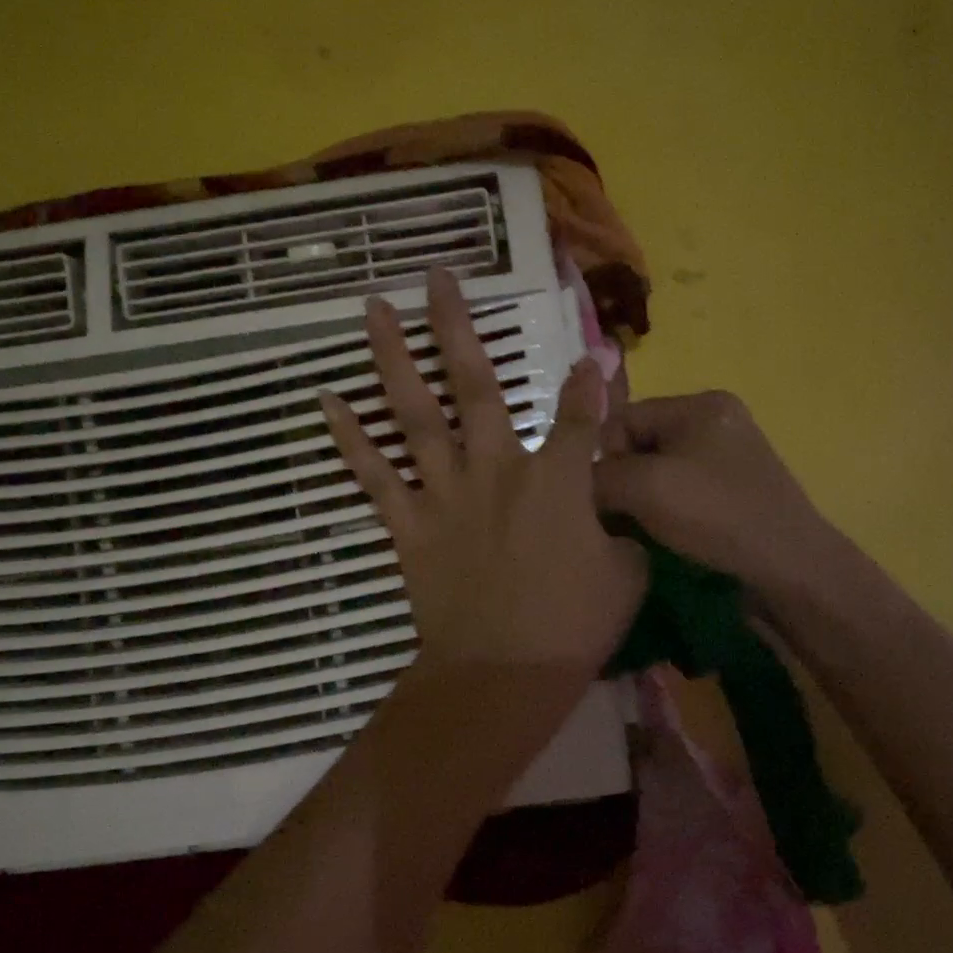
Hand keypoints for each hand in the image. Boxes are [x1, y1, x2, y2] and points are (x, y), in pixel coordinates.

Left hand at [319, 269, 645, 676]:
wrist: (503, 675)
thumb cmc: (573, 629)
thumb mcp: (628, 575)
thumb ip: (626, 528)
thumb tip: (620, 510)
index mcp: (559, 481)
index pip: (581, 416)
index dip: (588, 382)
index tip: (590, 354)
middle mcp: (498, 469)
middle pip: (477, 385)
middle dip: (456, 326)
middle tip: (436, 276)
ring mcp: (446, 493)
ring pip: (416, 413)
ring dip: (393, 357)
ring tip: (372, 309)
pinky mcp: (408, 524)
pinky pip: (373, 475)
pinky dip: (348, 439)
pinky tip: (325, 399)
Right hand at [594, 391, 841, 597]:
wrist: (790, 569)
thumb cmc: (717, 516)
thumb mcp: (645, 488)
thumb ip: (599, 476)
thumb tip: (575, 483)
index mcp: (700, 404)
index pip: (622, 417)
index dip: (603, 456)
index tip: (601, 496)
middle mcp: (716, 421)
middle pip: (639, 443)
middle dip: (621, 479)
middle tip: (615, 516)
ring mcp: (728, 457)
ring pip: (657, 471)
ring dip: (639, 500)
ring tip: (636, 529)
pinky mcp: (733, 491)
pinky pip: (681, 491)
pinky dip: (664, 511)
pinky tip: (662, 535)